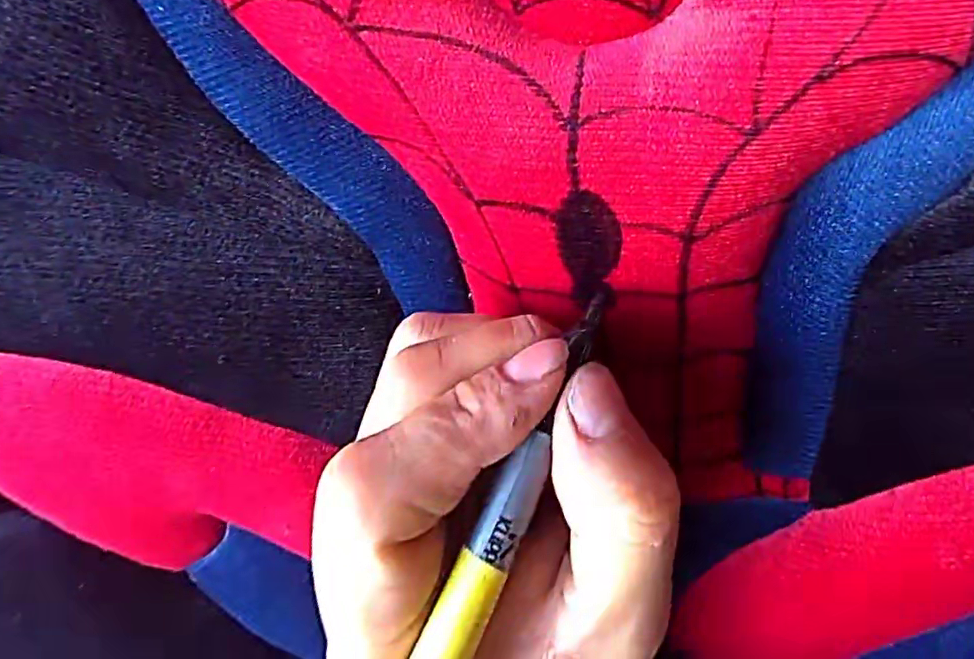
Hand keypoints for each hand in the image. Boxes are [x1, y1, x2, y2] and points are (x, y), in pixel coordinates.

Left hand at [313, 313, 680, 658]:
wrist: (527, 654)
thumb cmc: (557, 656)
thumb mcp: (614, 618)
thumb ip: (620, 512)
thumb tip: (588, 387)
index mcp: (380, 612)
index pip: (376, 495)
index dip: (467, 416)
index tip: (555, 375)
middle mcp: (353, 531)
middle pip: (394, 400)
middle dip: (489, 356)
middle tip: (566, 358)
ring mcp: (373, 473)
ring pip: (408, 366)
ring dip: (487, 347)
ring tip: (549, 374)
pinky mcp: (400, 440)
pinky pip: (426, 364)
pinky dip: (484, 350)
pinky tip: (525, 385)